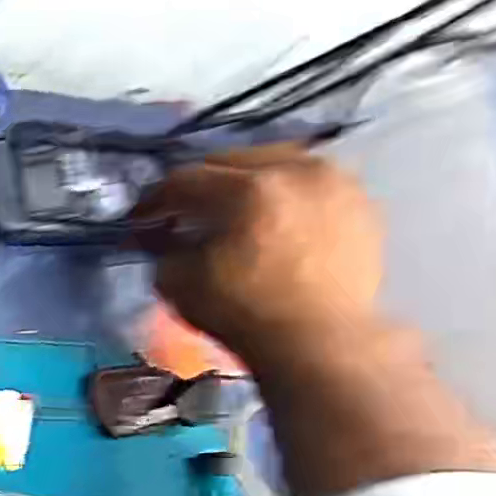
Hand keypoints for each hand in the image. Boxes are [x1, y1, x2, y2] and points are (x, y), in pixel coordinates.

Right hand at [133, 144, 383, 365]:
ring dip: (240, 180)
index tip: (138, 220)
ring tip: (223, 209)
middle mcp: (295, 170)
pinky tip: (263, 217)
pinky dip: (277, 191)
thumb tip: (153, 231)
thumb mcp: (176, 278)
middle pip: (230, 159)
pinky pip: (306, 179)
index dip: (153, 199)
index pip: (183, 179)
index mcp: (246, 188)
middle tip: (177, 212)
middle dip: (196, 184)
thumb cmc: (238, 308)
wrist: (318, 335)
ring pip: (273, 161)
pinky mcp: (357, 198)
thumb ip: (160, 245)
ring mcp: (334, 180)